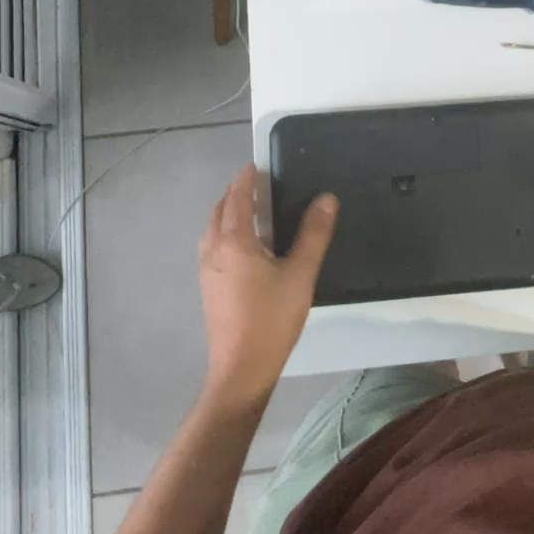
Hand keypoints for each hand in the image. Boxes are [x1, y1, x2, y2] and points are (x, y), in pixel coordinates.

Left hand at [196, 164, 337, 409]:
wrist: (242, 368)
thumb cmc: (272, 319)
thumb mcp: (301, 274)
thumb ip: (314, 234)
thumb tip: (326, 198)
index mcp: (234, 241)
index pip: (238, 197)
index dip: (246, 179)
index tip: (257, 164)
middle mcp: (214, 250)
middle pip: (220, 210)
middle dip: (236, 194)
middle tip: (258, 184)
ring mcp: (207, 270)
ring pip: (213, 230)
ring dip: (228, 214)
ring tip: (252, 211)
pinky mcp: (209, 288)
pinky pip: (213, 247)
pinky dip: (226, 233)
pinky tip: (246, 247)